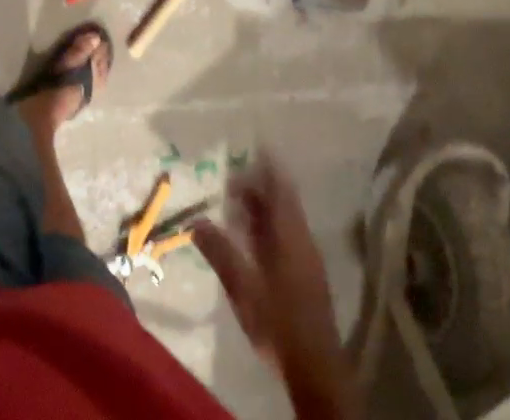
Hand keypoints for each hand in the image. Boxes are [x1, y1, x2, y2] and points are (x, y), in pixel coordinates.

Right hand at [195, 156, 355, 417]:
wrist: (313, 364)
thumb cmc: (277, 323)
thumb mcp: (242, 288)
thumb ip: (220, 252)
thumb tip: (196, 220)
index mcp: (290, 238)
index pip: (281, 191)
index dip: (270, 167)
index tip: (255, 145)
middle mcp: (301, 241)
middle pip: (282, 203)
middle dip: (260, 186)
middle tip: (233, 175)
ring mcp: (305, 258)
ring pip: (283, 221)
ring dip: (262, 207)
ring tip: (235, 199)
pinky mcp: (304, 274)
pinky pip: (284, 236)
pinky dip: (266, 226)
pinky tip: (248, 234)